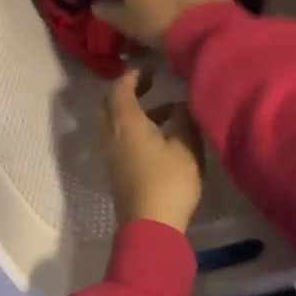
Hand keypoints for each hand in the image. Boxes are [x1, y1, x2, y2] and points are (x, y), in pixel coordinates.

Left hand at [103, 69, 203, 230]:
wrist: (149, 225)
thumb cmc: (169, 181)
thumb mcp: (186, 147)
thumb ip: (184, 120)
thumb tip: (180, 105)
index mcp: (125, 122)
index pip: (119, 89)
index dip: (133, 76)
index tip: (150, 70)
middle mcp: (110, 134)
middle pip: (112, 105)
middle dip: (130, 92)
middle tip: (152, 86)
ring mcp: (110, 154)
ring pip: (117, 124)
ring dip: (137, 114)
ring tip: (169, 113)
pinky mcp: (115, 171)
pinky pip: (120, 140)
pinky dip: (135, 130)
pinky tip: (160, 139)